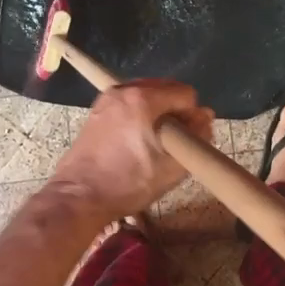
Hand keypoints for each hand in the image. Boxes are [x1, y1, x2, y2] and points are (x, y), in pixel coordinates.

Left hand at [47, 80, 212, 221]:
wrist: (78, 196)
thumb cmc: (127, 182)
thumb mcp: (171, 166)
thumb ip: (196, 137)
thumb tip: (206, 116)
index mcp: (143, 98)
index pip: (185, 93)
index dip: (193, 115)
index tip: (188, 139)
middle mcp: (124, 90)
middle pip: (165, 89)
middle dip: (176, 111)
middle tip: (175, 140)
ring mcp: (107, 99)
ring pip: (146, 95)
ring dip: (158, 112)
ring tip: (156, 142)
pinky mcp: (96, 111)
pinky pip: (128, 103)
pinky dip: (139, 115)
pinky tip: (136, 140)